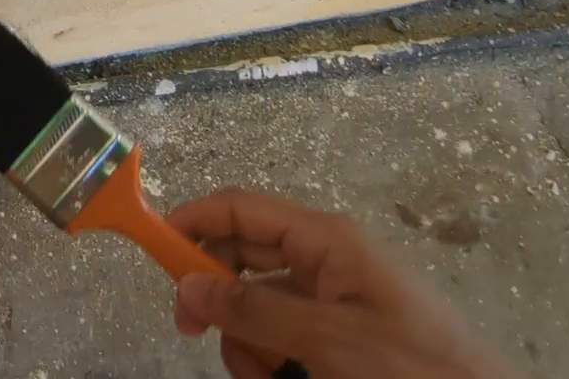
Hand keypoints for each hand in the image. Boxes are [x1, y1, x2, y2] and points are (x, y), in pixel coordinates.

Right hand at [167, 190, 522, 378]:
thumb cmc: (413, 370)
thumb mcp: (328, 341)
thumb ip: (253, 311)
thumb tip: (188, 284)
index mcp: (324, 238)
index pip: (238, 207)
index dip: (192, 219)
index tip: (155, 250)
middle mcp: (324, 258)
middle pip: (241, 254)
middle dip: (215, 292)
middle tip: (190, 329)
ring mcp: (334, 299)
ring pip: (257, 302)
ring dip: (244, 338)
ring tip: (259, 376)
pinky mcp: (343, 338)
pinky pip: (283, 334)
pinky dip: (269, 357)